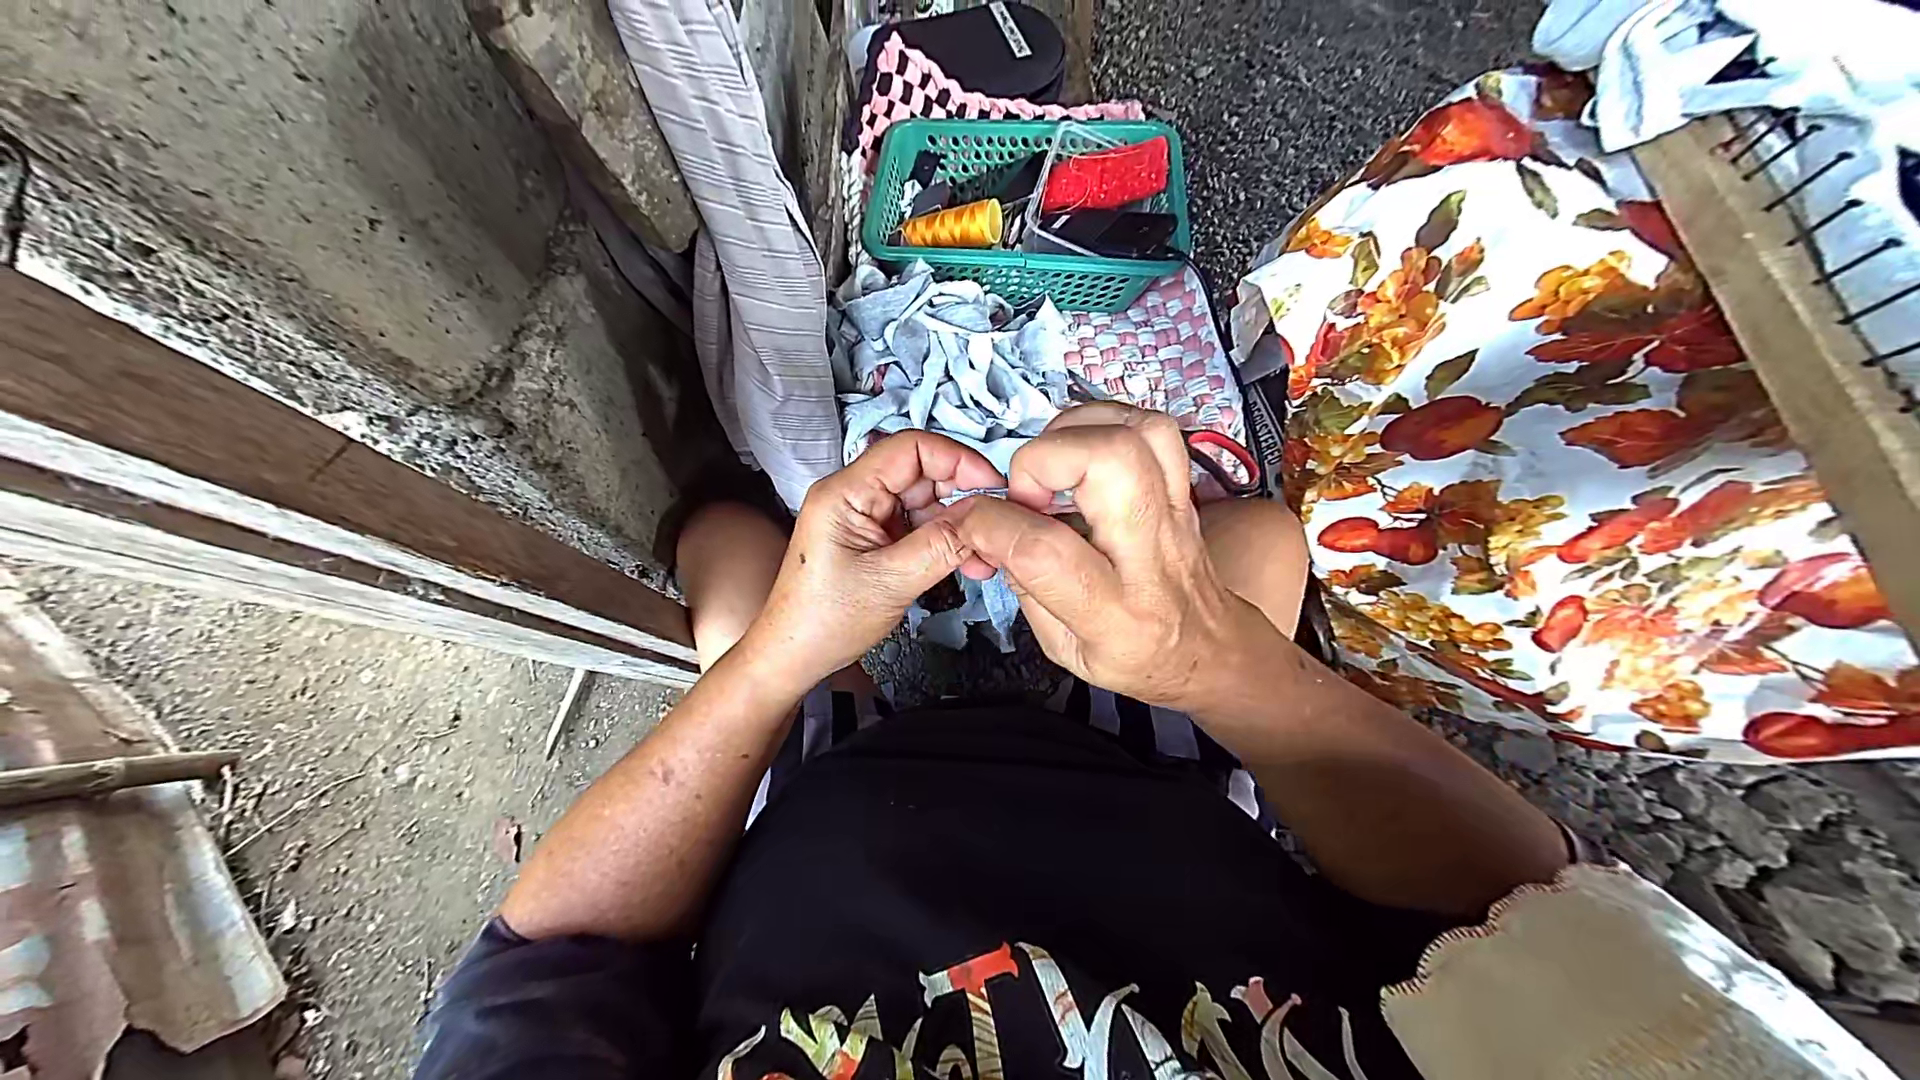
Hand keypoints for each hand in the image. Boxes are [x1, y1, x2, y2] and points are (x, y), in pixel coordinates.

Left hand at [741, 431, 1003, 690]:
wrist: (794, 655)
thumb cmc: (823, 621)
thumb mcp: (891, 582)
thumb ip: (941, 545)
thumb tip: (984, 517)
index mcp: (846, 492)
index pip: (911, 447)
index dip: (957, 460)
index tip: (991, 485)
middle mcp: (855, 494)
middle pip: (923, 473)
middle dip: (963, 497)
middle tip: (992, 526)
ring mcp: (866, 515)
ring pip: (926, 502)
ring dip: (959, 525)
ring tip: (983, 557)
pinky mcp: (875, 536)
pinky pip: (919, 526)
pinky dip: (946, 541)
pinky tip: (966, 562)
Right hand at [940, 404, 1280, 711]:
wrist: (1208, 650)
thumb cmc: (1138, 658)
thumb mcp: (1064, 649)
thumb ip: (1023, 587)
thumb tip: (990, 530)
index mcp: (1115, 614)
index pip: (1045, 549)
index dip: (991, 523)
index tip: (973, 520)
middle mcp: (1152, 556)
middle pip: (1110, 462)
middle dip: (1044, 458)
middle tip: (1027, 490)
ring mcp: (1175, 514)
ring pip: (1140, 432)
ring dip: (1076, 430)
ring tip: (1052, 463)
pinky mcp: (1184, 490)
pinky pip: (1156, 428)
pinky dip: (1106, 421)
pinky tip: (1080, 448)